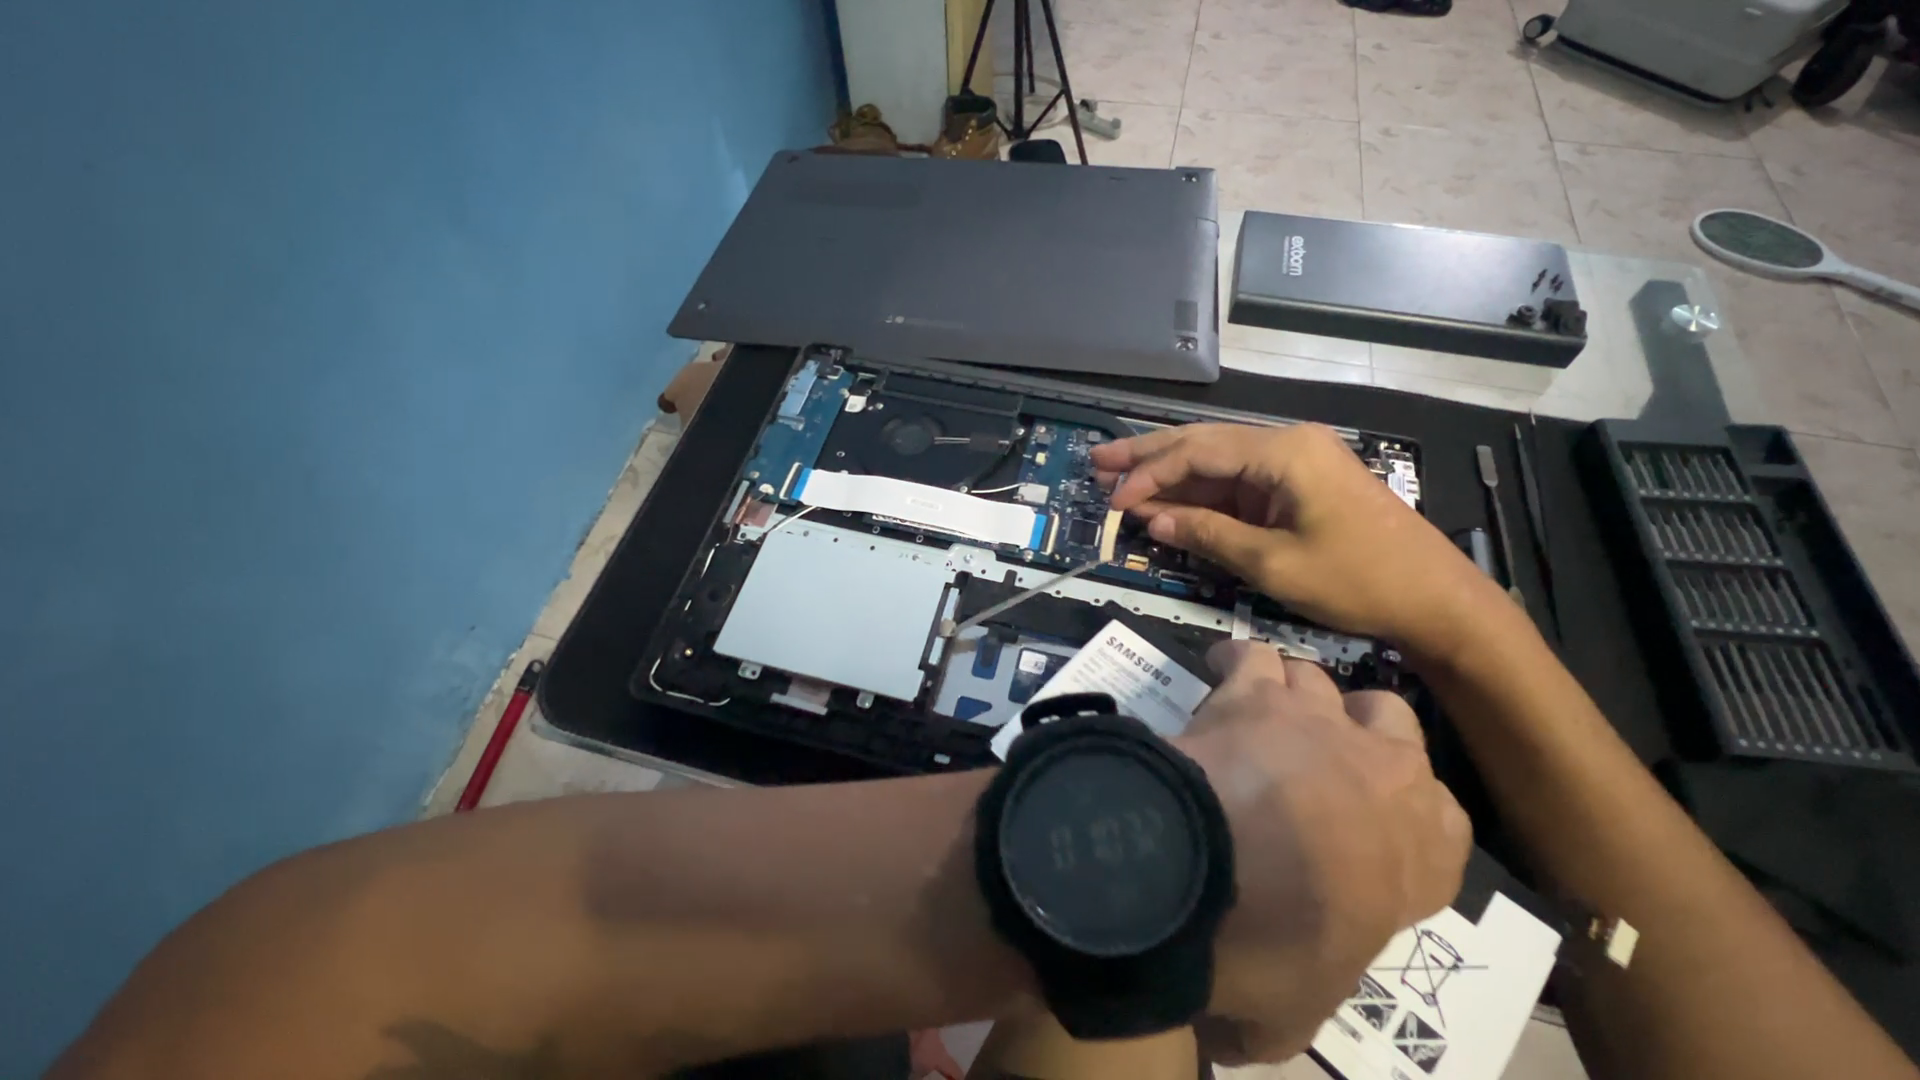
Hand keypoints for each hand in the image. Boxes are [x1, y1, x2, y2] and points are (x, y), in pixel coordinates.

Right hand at [1091, 423, 1503, 660]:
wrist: (1436, 600)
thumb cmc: (1358, 580)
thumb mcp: (1273, 563)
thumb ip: (1208, 535)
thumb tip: (1152, 521)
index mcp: (1285, 452)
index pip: (1199, 451)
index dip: (1149, 475)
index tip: (1113, 501)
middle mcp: (1288, 444)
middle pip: (1203, 444)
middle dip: (1148, 456)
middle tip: (1097, 461)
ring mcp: (1295, 464)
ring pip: (1218, 462)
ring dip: (1170, 474)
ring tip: (1118, 478)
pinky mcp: (1299, 487)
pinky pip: (1239, 484)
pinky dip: (1201, 495)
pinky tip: (1167, 502)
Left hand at [1178, 641, 1469, 1064]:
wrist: (1213, 873)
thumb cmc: (1278, 947)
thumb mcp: (1298, 1008)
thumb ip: (1293, 1008)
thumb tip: (1247, 1042)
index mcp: (1423, 851)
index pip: (1447, 821)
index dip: (1409, 818)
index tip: (1369, 827)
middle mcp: (1385, 772)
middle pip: (1394, 722)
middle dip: (1363, 732)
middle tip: (1319, 754)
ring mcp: (1318, 722)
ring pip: (1322, 681)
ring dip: (1296, 694)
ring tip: (1261, 712)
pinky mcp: (1253, 693)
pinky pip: (1253, 656)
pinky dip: (1235, 662)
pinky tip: (1219, 672)